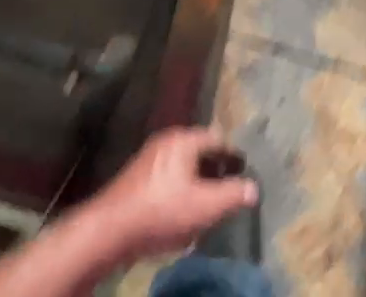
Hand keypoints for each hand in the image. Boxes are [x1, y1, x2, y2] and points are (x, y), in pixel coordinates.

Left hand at [85, 126, 258, 259]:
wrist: (112, 227)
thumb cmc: (163, 210)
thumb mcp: (205, 205)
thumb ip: (233, 195)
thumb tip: (253, 188)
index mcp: (183, 140)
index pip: (217, 139)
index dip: (233, 155)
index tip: (244, 170)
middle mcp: (166, 141)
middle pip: (199, 149)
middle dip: (216, 166)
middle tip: (230, 185)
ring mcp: (149, 157)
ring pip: (183, 162)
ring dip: (199, 177)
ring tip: (210, 198)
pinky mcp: (138, 175)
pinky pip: (169, 173)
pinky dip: (182, 184)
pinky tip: (184, 206)